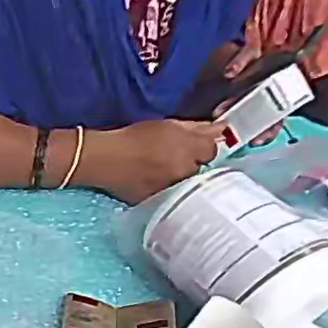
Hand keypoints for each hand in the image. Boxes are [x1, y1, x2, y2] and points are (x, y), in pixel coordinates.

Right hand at [78, 119, 224, 203]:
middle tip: (170, 160)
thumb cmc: (135, 137)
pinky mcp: (156, 202)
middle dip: (189, 165)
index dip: (201, 149)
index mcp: (189, 148)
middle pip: (198, 170)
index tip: (190, 148)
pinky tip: (150, 184)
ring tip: (158, 173)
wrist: (106, 159)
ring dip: (176, 179)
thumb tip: (222, 129)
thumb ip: (197, 128)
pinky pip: (168, 198)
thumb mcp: (168, 125)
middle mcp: (183, 171)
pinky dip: (163, 191)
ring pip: (184, 186)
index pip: (211, 151)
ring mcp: (171, 189)